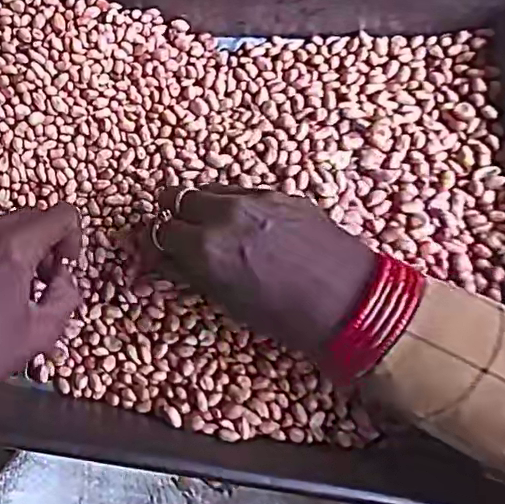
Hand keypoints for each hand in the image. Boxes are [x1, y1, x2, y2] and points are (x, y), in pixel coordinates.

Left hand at [0, 205, 84, 410]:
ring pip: (14, 223)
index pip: (61, 215)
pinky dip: (6, 249)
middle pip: (37, 215)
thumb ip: (67, 293)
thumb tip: (65, 275)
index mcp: (11, 249)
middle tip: (48, 281)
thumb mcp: (43, 330)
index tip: (66, 267)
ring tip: (23, 286)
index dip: (74, 240)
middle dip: (51, 243)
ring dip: (28, 246)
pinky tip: (1, 285)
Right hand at [144, 186, 376, 359]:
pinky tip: (245, 226)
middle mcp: (225, 214)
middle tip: (177, 231)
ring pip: (209, 189)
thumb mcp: (226, 298)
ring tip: (210, 226)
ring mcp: (255, 199)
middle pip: (177, 197)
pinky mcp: (281, 193)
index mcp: (205, 246)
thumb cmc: (284, 313)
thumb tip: (163, 258)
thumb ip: (189, 271)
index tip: (154, 246)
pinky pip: (242, 191)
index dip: (154, 240)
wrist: (350, 301)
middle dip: (172, 214)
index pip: (161, 230)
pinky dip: (232, 204)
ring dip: (201, 205)